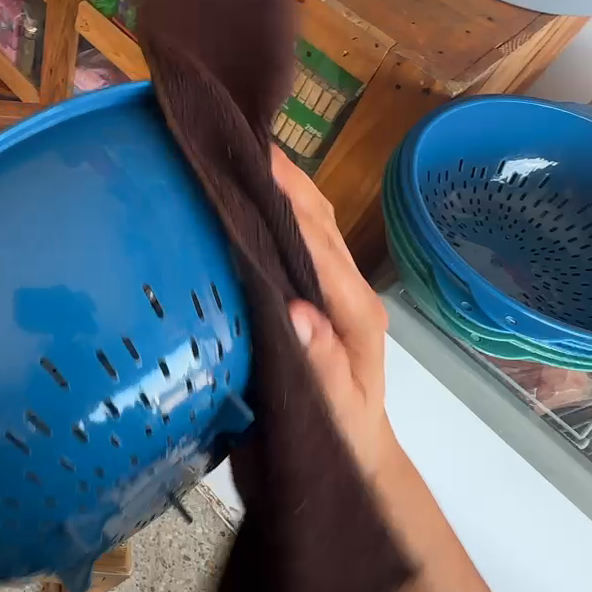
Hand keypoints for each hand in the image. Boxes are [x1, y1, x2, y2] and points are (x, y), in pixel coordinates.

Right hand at [269, 146, 400, 481]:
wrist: (355, 451)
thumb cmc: (338, 435)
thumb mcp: (330, 411)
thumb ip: (319, 363)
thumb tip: (295, 308)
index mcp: (355, 311)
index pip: (318, 244)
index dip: (287, 203)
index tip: (251, 164)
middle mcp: (350, 287)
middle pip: (318, 218)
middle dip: (282, 177)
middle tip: (235, 140)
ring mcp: (337, 284)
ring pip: (312, 221)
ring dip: (282, 183)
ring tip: (240, 150)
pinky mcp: (320, 288)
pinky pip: (301, 238)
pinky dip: (278, 207)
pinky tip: (249, 192)